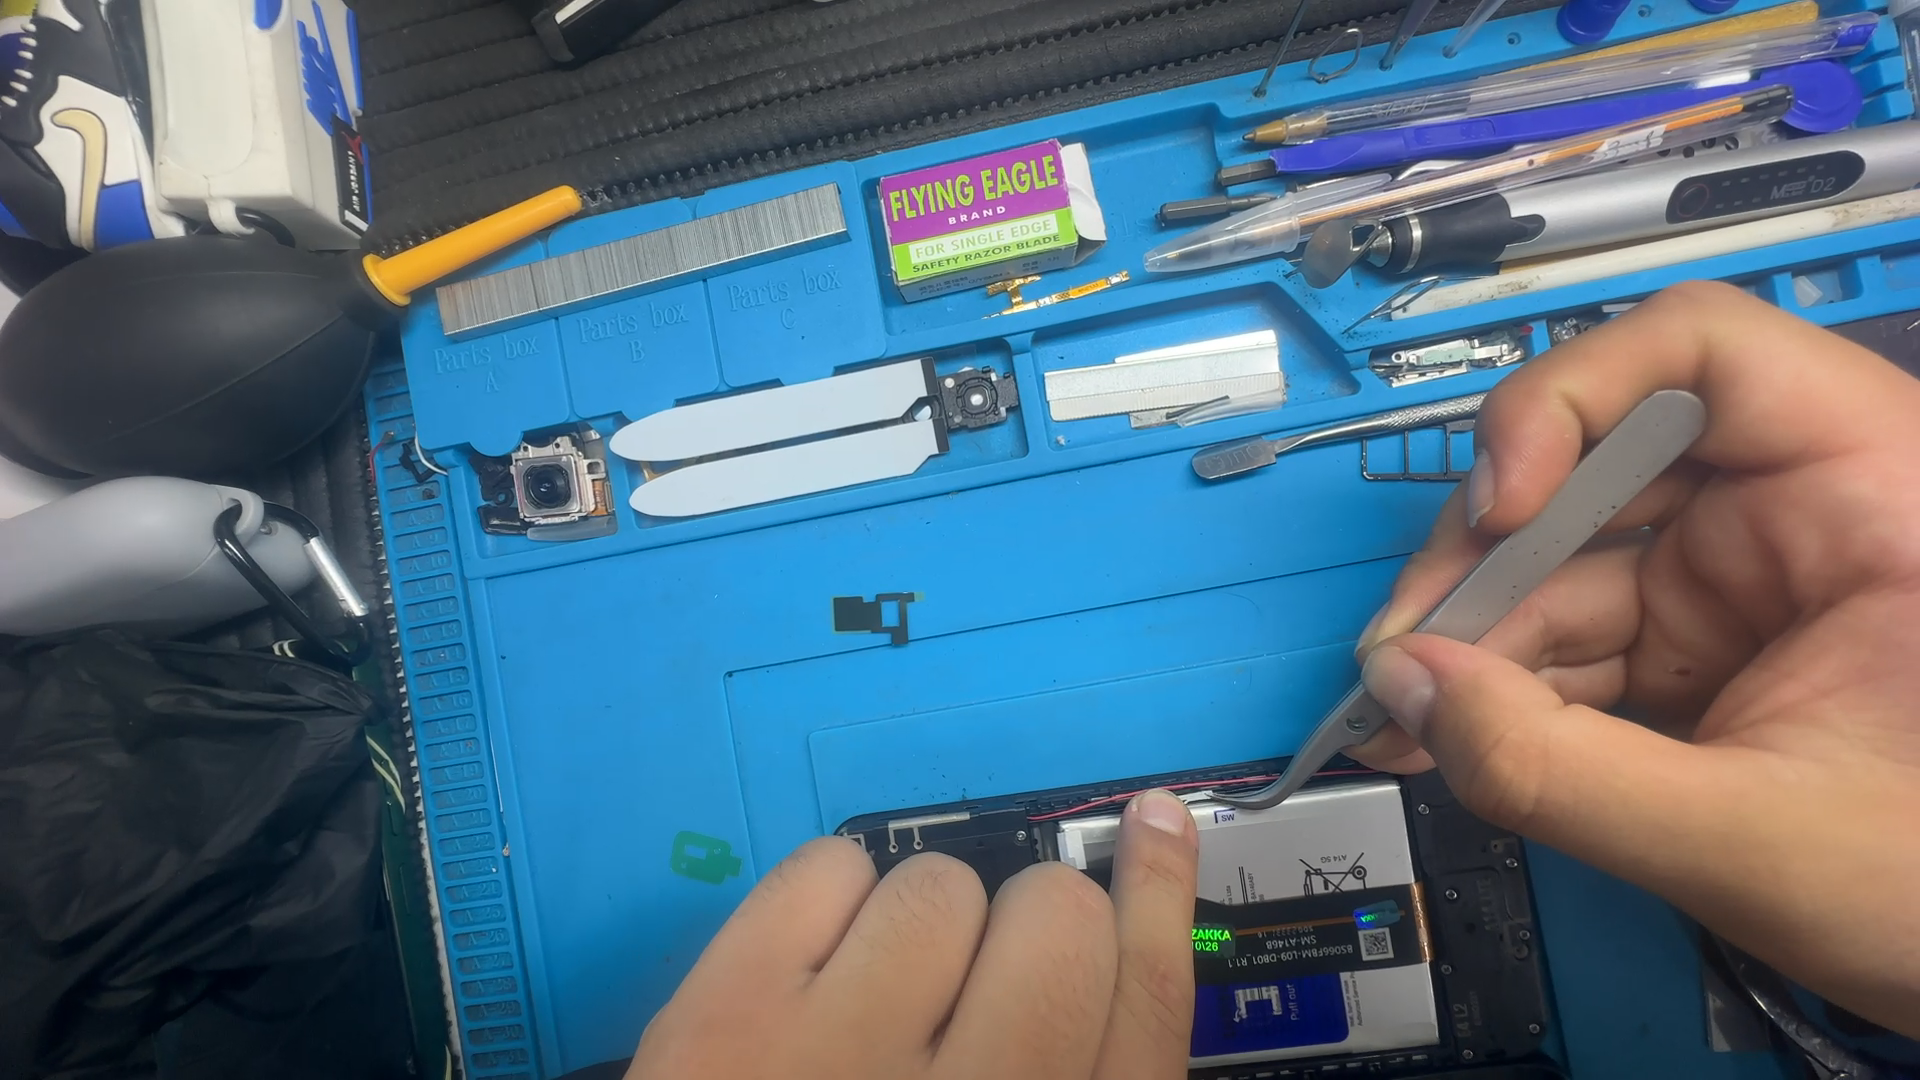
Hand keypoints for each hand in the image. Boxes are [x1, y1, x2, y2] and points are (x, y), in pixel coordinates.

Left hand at [628, 789, 1199, 1078]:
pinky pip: (829, 867)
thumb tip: (1113, 924)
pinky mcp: (728, 1017)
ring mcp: (839, 1063)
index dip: (1159, 894)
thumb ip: (1081, 1067)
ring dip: (919, 924)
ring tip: (875, 1005)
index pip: (1149, 1000)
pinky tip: (809, 976)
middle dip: (1027, 922)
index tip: (1153, 823)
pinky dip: (831, 898)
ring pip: (939, 886)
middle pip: (1056, 917)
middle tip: (972, 983)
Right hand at [1346, 282, 1919, 1035]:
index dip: (1563, 406)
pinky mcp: (1677, 646)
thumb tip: (1398, 684)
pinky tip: (1435, 734)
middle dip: (1469, 573)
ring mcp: (1718, 584)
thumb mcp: (1765, 847)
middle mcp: (1780, 515)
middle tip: (1397, 663)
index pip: (1695, 352)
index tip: (1496, 514)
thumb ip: (1555, 766)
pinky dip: (1482, 687)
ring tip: (1399, 722)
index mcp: (1869, 496)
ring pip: (1540, 571)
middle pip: (1572, 478)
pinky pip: (1548, 640)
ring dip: (1457, 645)